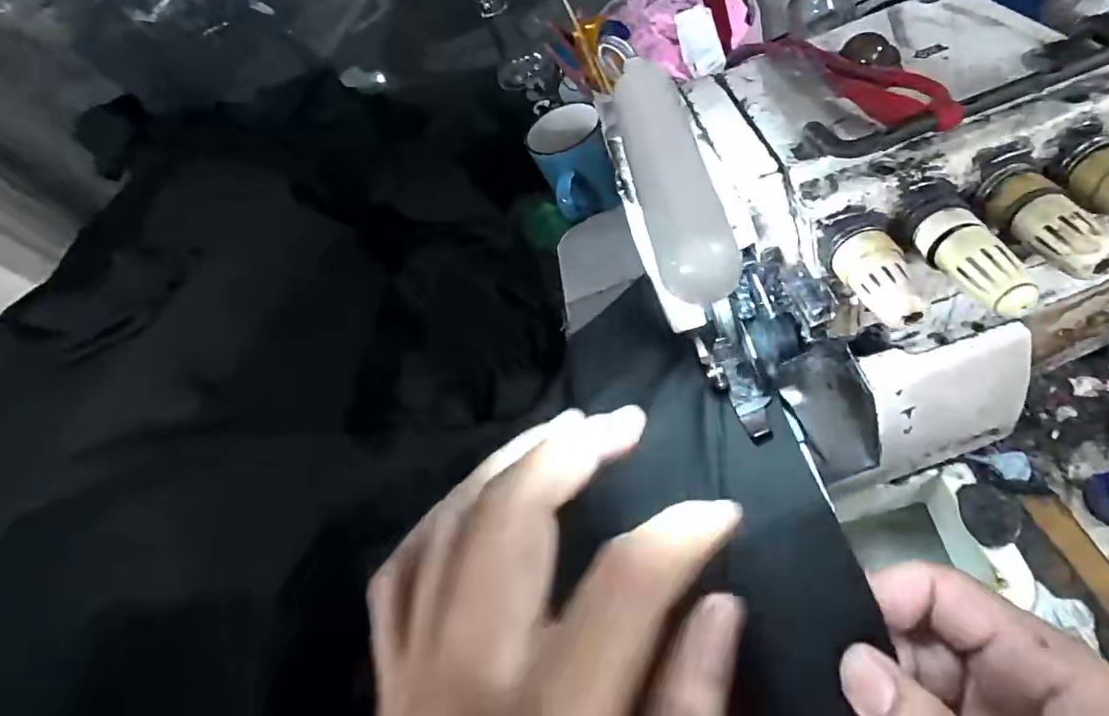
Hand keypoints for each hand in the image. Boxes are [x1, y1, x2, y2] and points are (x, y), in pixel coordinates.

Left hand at [369, 407, 746, 715]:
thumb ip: (688, 709)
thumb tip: (721, 604)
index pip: (626, 583)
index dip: (684, 530)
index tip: (724, 510)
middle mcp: (467, 677)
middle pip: (512, 520)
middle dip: (573, 452)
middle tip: (624, 422)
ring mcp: (411, 675)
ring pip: (449, 523)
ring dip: (508, 461)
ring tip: (561, 428)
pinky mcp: (384, 685)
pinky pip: (403, 568)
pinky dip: (446, 513)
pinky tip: (482, 492)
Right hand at [838, 562, 1108, 715]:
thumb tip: (852, 661)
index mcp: (1039, 661)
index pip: (943, 591)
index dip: (884, 594)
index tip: (830, 626)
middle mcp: (1012, 680)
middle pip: (918, 636)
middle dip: (870, 653)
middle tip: (821, 679)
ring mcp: (991, 715)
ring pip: (911, 682)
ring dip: (873, 693)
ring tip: (829, 699)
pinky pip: (918, 715)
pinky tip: (853, 715)